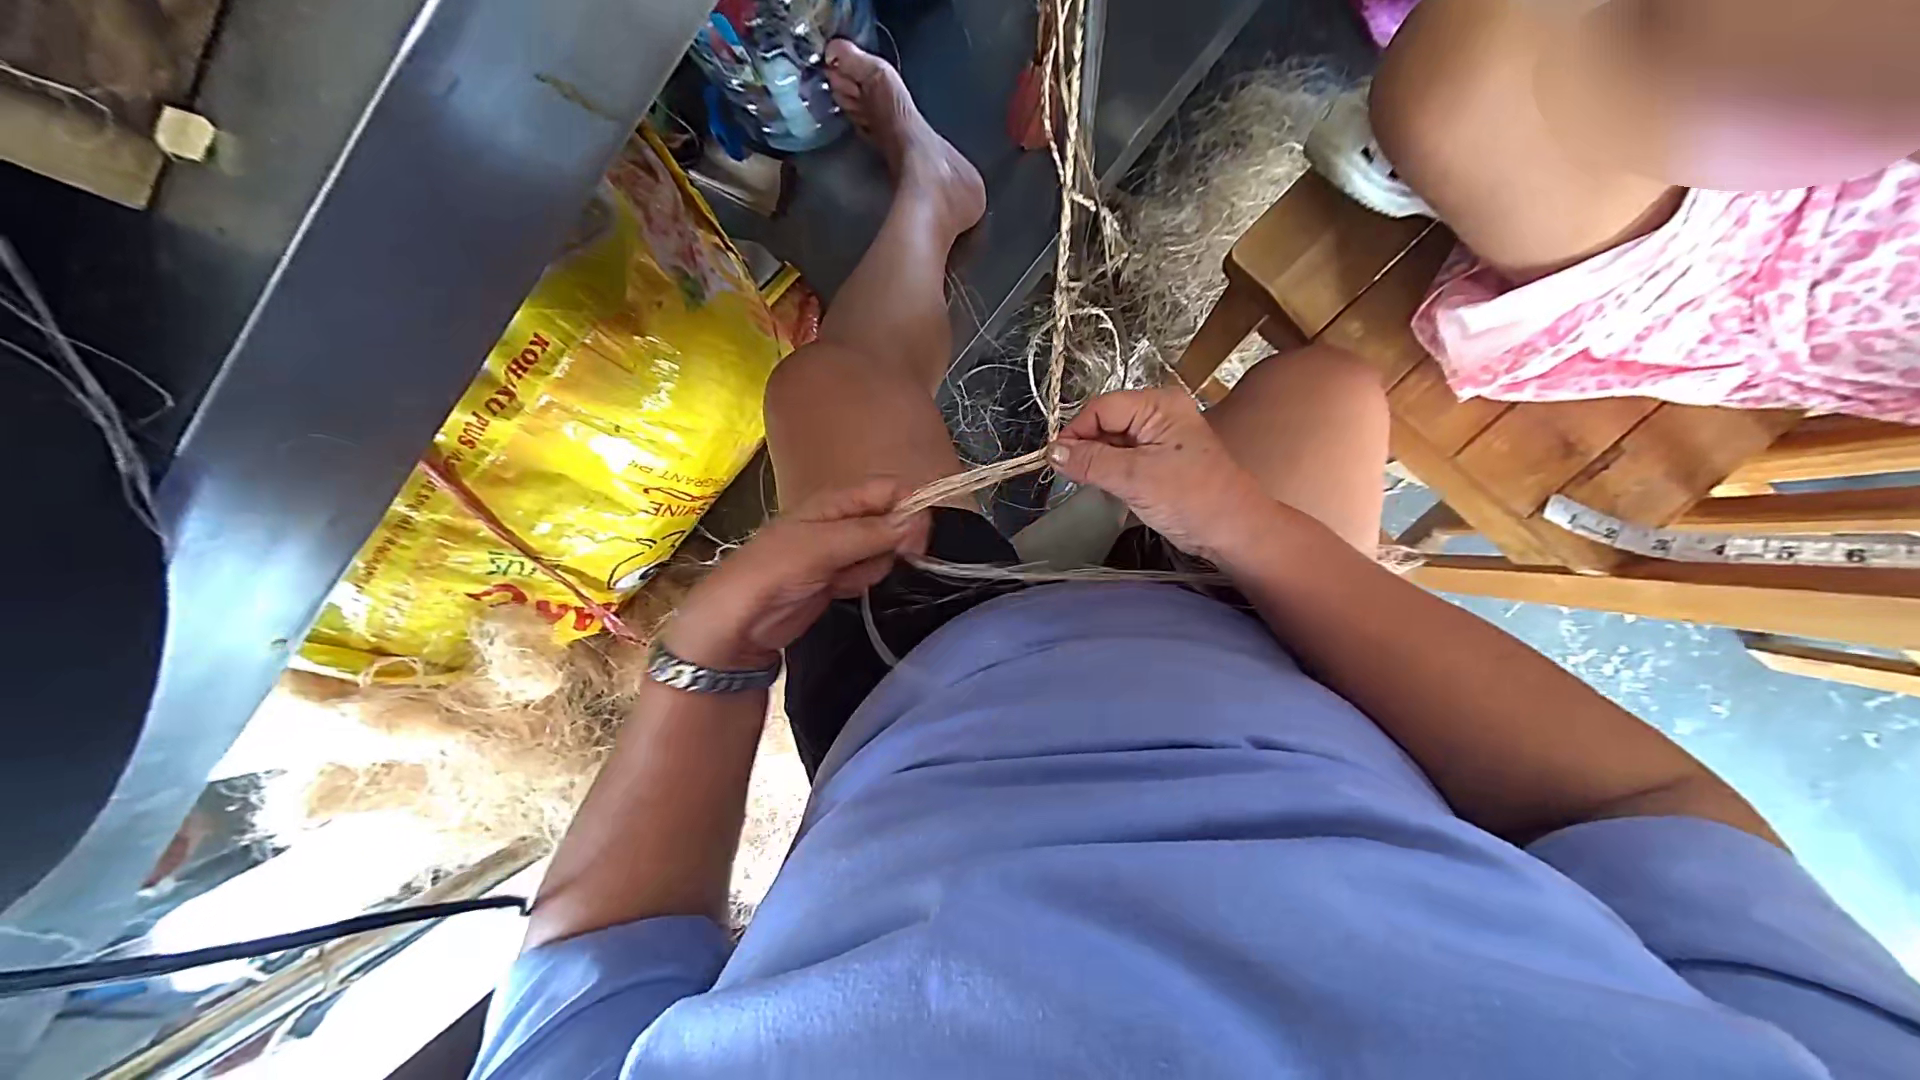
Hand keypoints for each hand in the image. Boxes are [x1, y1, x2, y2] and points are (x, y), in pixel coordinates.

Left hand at [662, 480, 929, 672]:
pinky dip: (863, 582)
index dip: (910, 507)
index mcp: (836, 501)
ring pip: (884, 549)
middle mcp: (842, 520)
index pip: (889, 490)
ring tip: (846, 578)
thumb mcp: (822, 547)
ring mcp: (840, 550)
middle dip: (896, 541)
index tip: (918, 539)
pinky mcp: (839, 577)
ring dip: (875, 566)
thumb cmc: (774, 571)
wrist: (739, 622)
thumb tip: (919, 519)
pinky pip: (869, 572)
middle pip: (892, 519)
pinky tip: (842, 590)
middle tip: (882, 562)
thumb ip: (871, 532)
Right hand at [1047, 386, 1278, 563]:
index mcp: (1158, 405)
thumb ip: (1090, 461)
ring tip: (1089, 484)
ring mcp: (1159, 438)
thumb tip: (1052, 452)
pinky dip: (1108, 472)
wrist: (1232, 532)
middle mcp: (1159, 414)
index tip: (1056, 461)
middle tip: (1071, 477)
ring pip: (1111, 442)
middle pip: (1105, 423)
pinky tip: (1105, 488)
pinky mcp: (1158, 460)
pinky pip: (1122, 458)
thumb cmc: (1192, 499)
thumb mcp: (1134, 477)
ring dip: (1096, 463)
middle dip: (1085, 448)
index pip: (1101, 408)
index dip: (1076, 432)